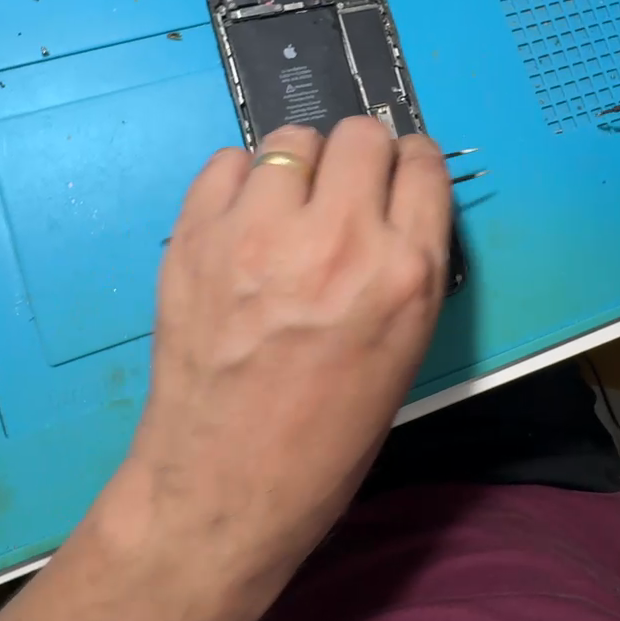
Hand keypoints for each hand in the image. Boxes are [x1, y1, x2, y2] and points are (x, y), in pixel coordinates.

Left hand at [102, 117, 452, 599]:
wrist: (227, 485)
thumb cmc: (332, 432)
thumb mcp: (405, 347)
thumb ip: (405, 261)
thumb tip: (389, 197)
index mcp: (405, 273)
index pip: (423, 164)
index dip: (411, 164)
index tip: (396, 175)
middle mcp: (338, 238)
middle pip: (361, 135)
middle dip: (360, 156)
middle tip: (341, 194)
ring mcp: (259, 233)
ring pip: (292, 140)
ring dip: (298, 167)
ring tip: (286, 211)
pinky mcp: (196, 236)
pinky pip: (227, 162)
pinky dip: (242, 183)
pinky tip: (243, 224)